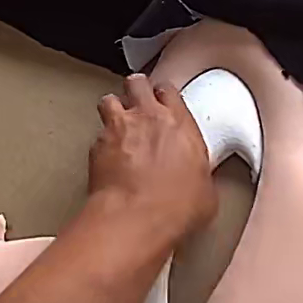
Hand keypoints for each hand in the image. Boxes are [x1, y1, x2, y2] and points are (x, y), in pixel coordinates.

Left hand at [84, 74, 217, 251]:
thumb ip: (201, 174)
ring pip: (110, 100)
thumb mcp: (206, 191)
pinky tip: (106, 158)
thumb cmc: (174, 207)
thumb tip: (200, 184)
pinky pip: (96, 135)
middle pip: (137, 83)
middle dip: (136, 90)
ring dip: (113, 108)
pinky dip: (101, 143)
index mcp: (179, 123)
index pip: (169, 91)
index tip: (164, 103)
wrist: (137, 219)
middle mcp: (147, 117)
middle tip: (138, 101)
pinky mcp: (97, 146)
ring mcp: (118, 128)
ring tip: (117, 123)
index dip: (164, 96)